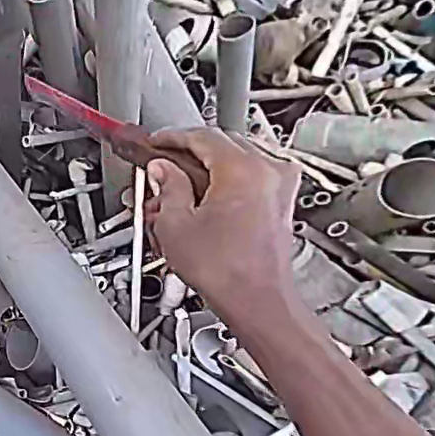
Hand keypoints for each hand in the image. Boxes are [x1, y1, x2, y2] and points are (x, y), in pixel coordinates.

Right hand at [144, 125, 302, 327]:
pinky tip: (197, 204)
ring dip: (202, 172)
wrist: (255, 299)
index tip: (155, 142)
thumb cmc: (224, 270)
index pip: (202, 136)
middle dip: (186, 156)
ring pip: (234, 161)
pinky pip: (247, 179)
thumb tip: (163, 171)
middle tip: (159, 168)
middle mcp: (269, 171)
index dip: (171, 138)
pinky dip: (220, 184)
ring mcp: (279, 186)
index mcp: (243, 170)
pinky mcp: (280, 203)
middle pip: (221, 145)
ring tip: (173, 194)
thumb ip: (168, 187)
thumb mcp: (175, 224)